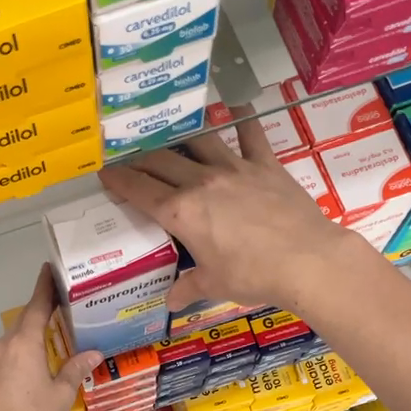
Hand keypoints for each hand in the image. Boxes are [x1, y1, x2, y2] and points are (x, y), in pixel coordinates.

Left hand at [0, 266, 102, 410]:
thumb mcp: (62, 393)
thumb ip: (76, 369)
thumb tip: (95, 353)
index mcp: (26, 343)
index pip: (37, 305)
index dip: (45, 286)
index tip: (50, 269)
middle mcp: (7, 345)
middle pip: (26, 319)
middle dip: (42, 307)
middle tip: (62, 300)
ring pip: (17, 335)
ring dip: (33, 328)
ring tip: (54, 327)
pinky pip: (11, 350)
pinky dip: (25, 346)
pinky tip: (38, 355)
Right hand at [96, 109, 375, 317]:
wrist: (305, 259)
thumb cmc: (252, 276)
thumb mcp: (214, 285)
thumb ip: (189, 287)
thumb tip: (172, 300)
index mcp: (181, 213)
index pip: (141, 191)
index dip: (119, 181)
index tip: (105, 173)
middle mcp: (202, 183)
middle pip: (162, 162)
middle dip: (141, 159)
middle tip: (131, 159)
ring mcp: (235, 168)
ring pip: (199, 141)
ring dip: (182, 138)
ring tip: (173, 137)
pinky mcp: (266, 165)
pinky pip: (250, 136)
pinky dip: (241, 121)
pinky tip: (237, 109)